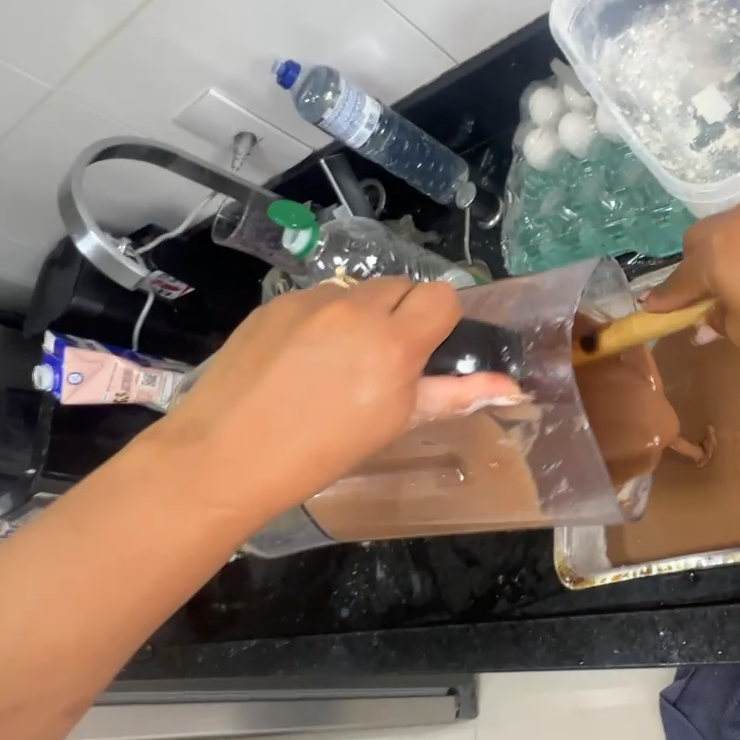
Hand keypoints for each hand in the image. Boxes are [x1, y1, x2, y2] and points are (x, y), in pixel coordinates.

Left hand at [152, 278, 523, 517]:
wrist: (227, 454)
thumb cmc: (326, 449)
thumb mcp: (399, 422)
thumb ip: (457, 395)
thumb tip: (511, 387)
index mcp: (394, 343)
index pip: (442, 296)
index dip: (443, 320)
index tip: (430, 349)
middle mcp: (355, 309)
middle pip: (403, 286)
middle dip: (404, 314)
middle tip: (387, 358)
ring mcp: (309, 301)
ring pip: (358, 290)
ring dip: (364, 314)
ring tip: (341, 361)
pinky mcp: (274, 304)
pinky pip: (318, 298)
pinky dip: (324, 319)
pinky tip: (303, 359)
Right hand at [643, 196, 739, 365]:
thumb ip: (719, 321)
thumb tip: (706, 319)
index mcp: (715, 254)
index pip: (679, 280)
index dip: (667, 299)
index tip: (656, 311)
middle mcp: (738, 219)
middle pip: (703, 239)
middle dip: (701, 264)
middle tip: (717, 294)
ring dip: (739, 248)